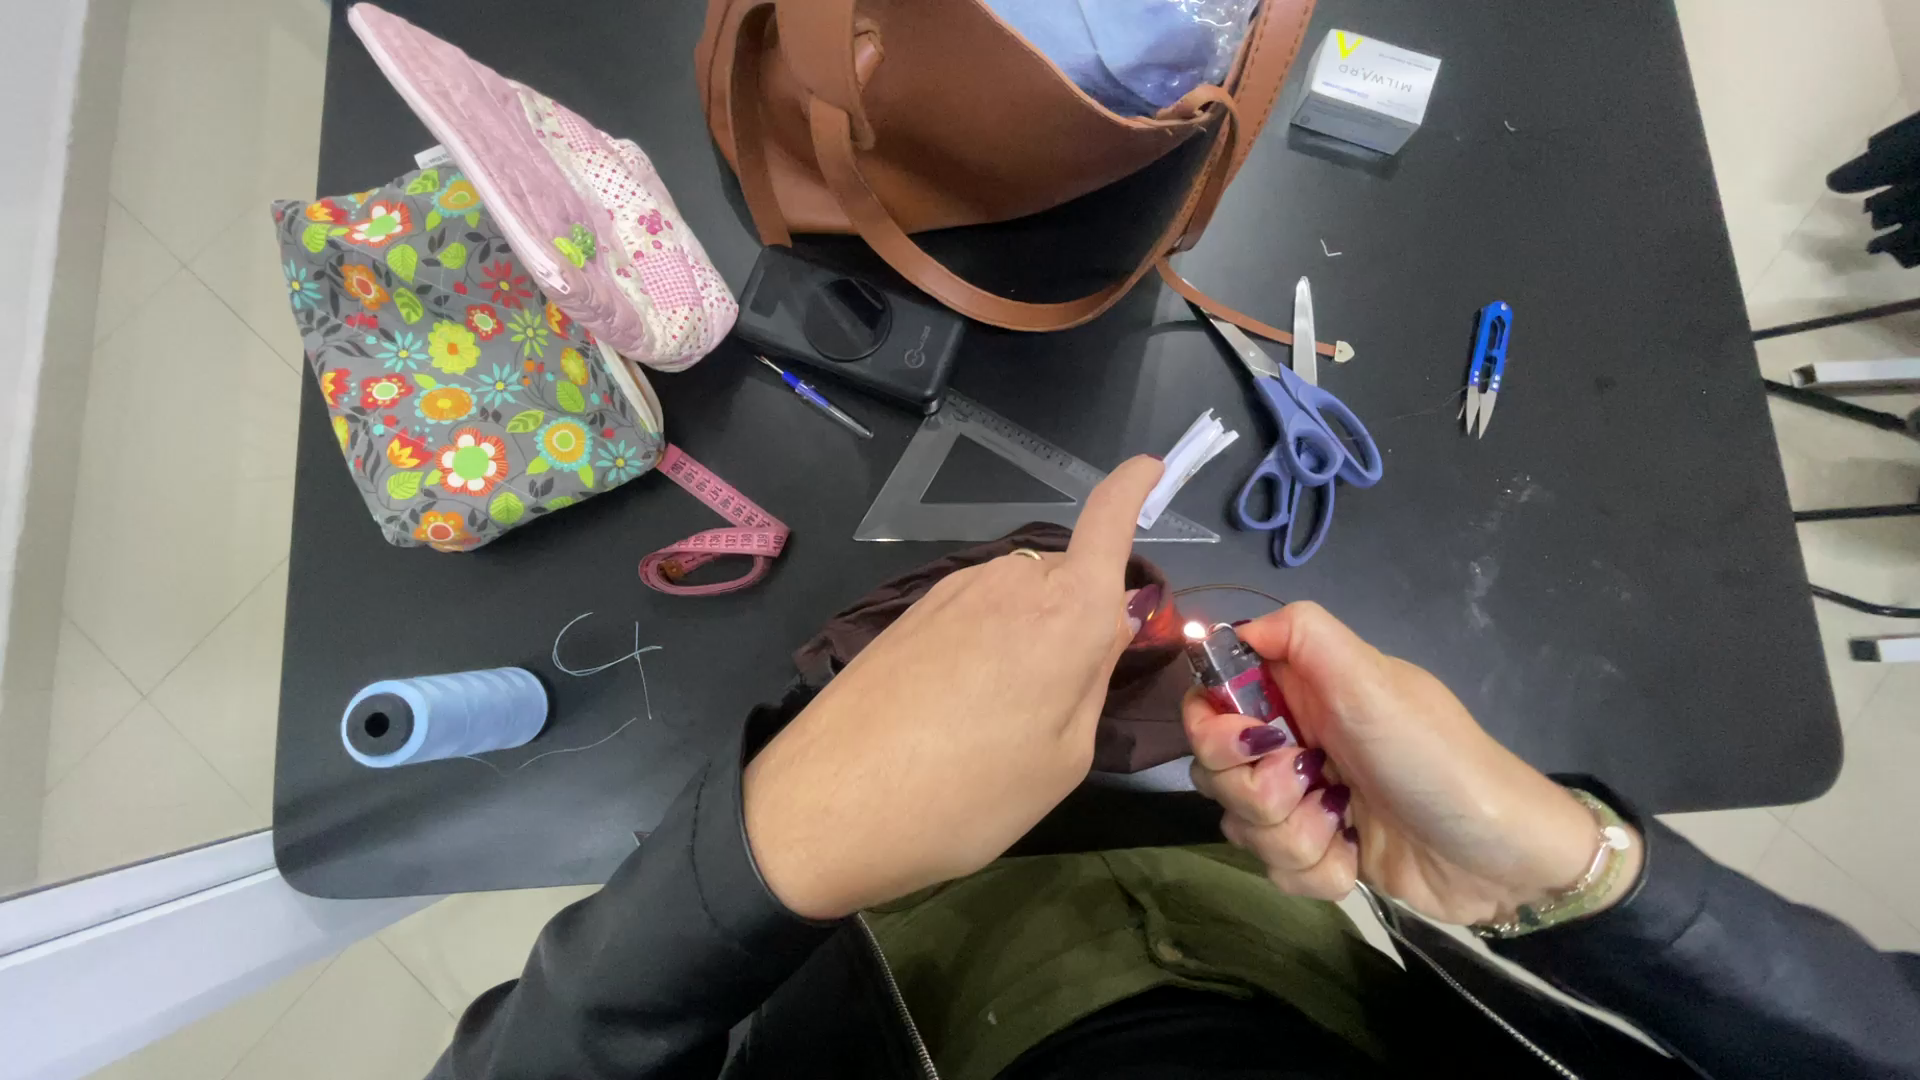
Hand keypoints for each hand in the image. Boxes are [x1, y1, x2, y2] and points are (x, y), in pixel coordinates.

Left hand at [744, 457, 1165, 919]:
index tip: (1151, 468)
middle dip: (1080, 614)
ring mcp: (955, 589)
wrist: (833, 802)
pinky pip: (978, 606)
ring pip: (1021, 592)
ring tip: (999, 711)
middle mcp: (1012, 581)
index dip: (1133, 487)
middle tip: (1061, 692)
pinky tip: (956, 700)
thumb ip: (1095, 674)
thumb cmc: (971, 795)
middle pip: (1067, 574)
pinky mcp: (914, 608)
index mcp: (1066, 611)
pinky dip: (989, 637)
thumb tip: (1113, 620)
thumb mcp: (1064, 756)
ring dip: (1030, 630)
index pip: (1108, 521)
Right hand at [1184, 602, 1640, 925]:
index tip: (1249, 742)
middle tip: (1310, 784)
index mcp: (1292, 692)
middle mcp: (1285, 740)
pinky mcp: (1312, 849)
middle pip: (1212, 766)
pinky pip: (1270, 865)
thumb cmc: (1434, 759)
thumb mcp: (1373, 681)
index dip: (1211, 725)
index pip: (1208, 699)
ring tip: (1343, 828)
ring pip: (1238, 820)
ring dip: (1290, 835)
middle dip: (1256, 789)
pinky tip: (1351, 860)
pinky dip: (1311, 870)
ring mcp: (1296, 798)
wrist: (1504, 860)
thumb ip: (1303, 633)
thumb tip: (1228, 628)